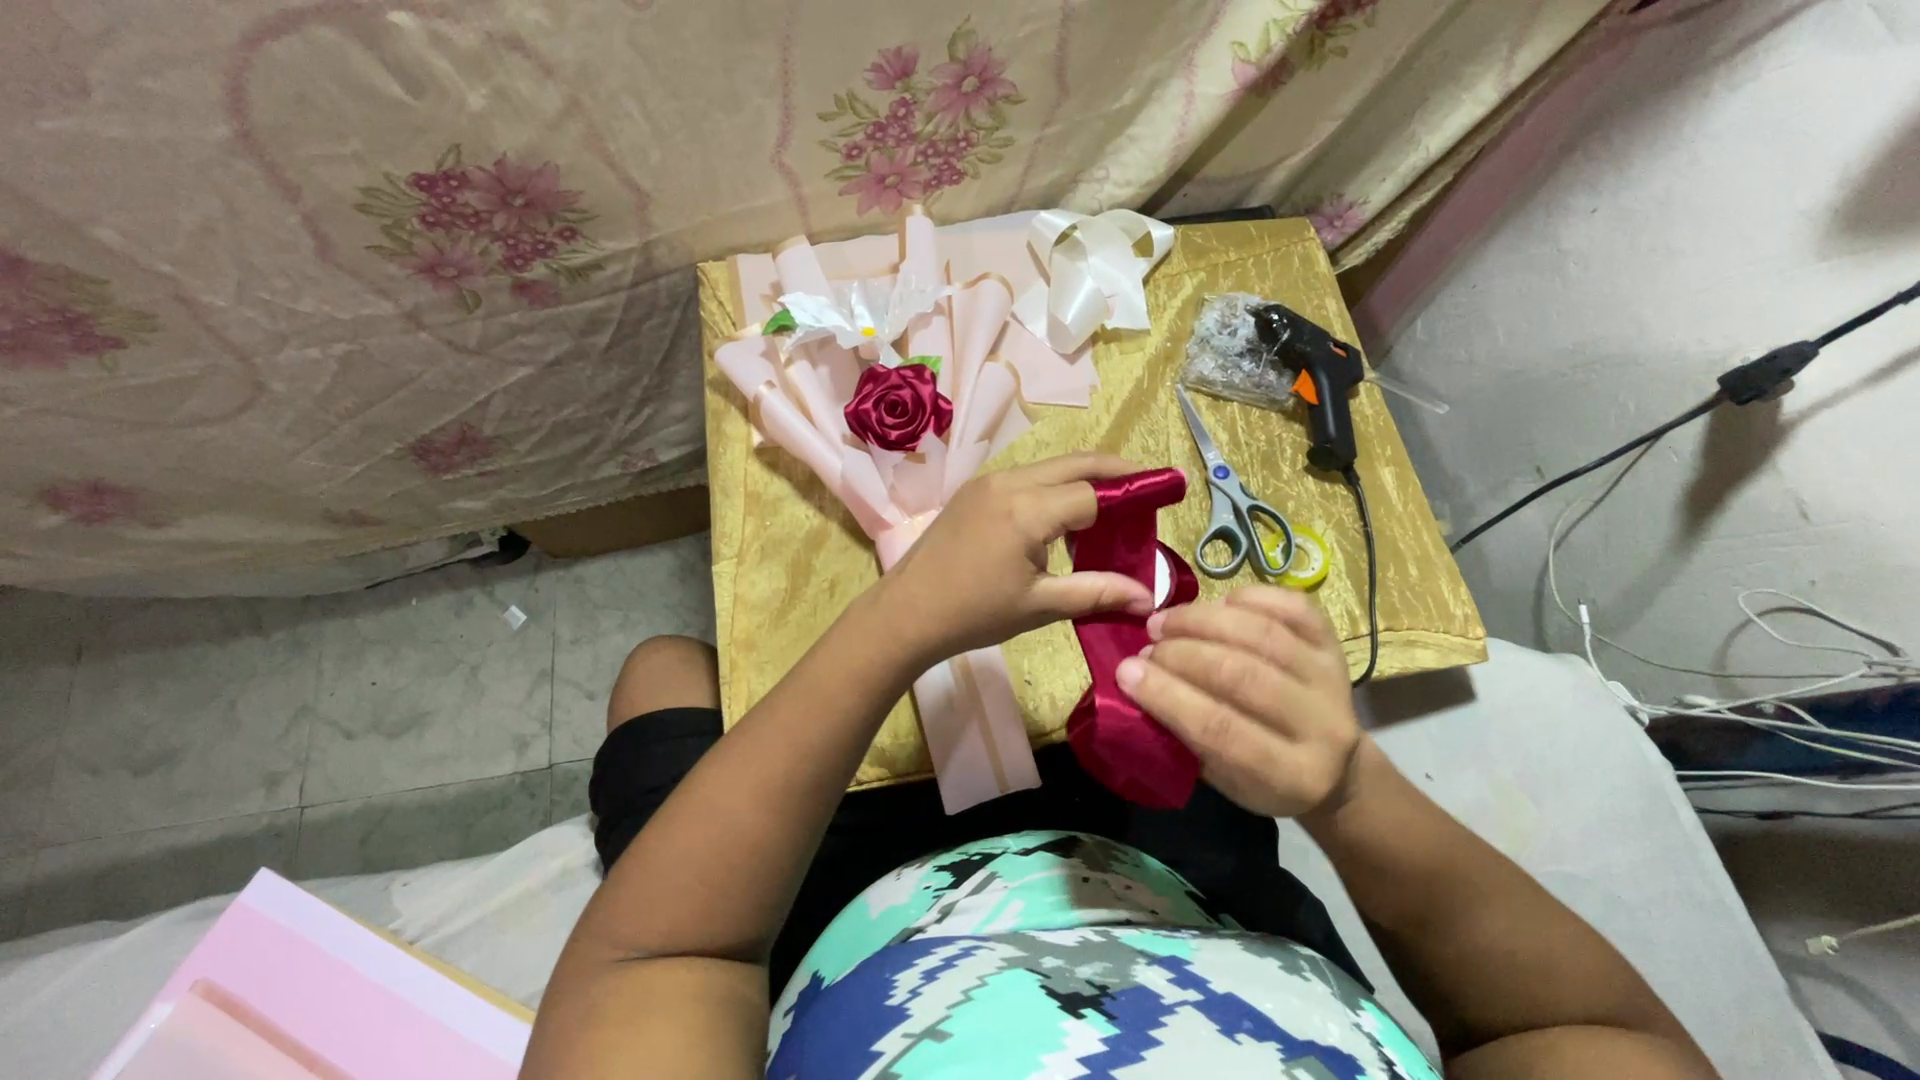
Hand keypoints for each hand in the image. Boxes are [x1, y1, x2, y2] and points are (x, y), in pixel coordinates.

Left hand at [876, 453, 1155, 662]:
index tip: (1163, 498)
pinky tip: (1065, 518)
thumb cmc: (973, 614)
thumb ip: (1097, 592)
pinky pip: (1026, 478)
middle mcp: (1008, 483)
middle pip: (1075, 463)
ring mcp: (987, 483)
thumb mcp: (1040, 606)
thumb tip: (1150, 597)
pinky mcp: (974, 492)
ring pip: (1050, 468)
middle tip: (1147, 486)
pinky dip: (1055, 488)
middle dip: (1115, 470)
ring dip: (1084, 479)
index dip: (1131, 496)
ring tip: (1112, 506)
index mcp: (1026, 510)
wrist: (905, 613)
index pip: (1094, 493)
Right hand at [1116, 586, 1362, 817]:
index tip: (1126, 672)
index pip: (1222, 729)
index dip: (1168, 696)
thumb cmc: (1264, 780)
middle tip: (1146, 646)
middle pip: (1243, 675)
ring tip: (1165, 621)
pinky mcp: (1335, 646)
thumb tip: (1136, 683)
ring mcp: (1332, 679)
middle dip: (1181, 655)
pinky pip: (1292, 608)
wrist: (1336, 769)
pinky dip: (1249, 598)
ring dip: (1203, 621)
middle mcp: (1321, 726)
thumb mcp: (1222, 779)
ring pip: (1263, 635)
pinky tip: (1215, 604)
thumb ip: (1184, 736)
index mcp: (1292, 775)